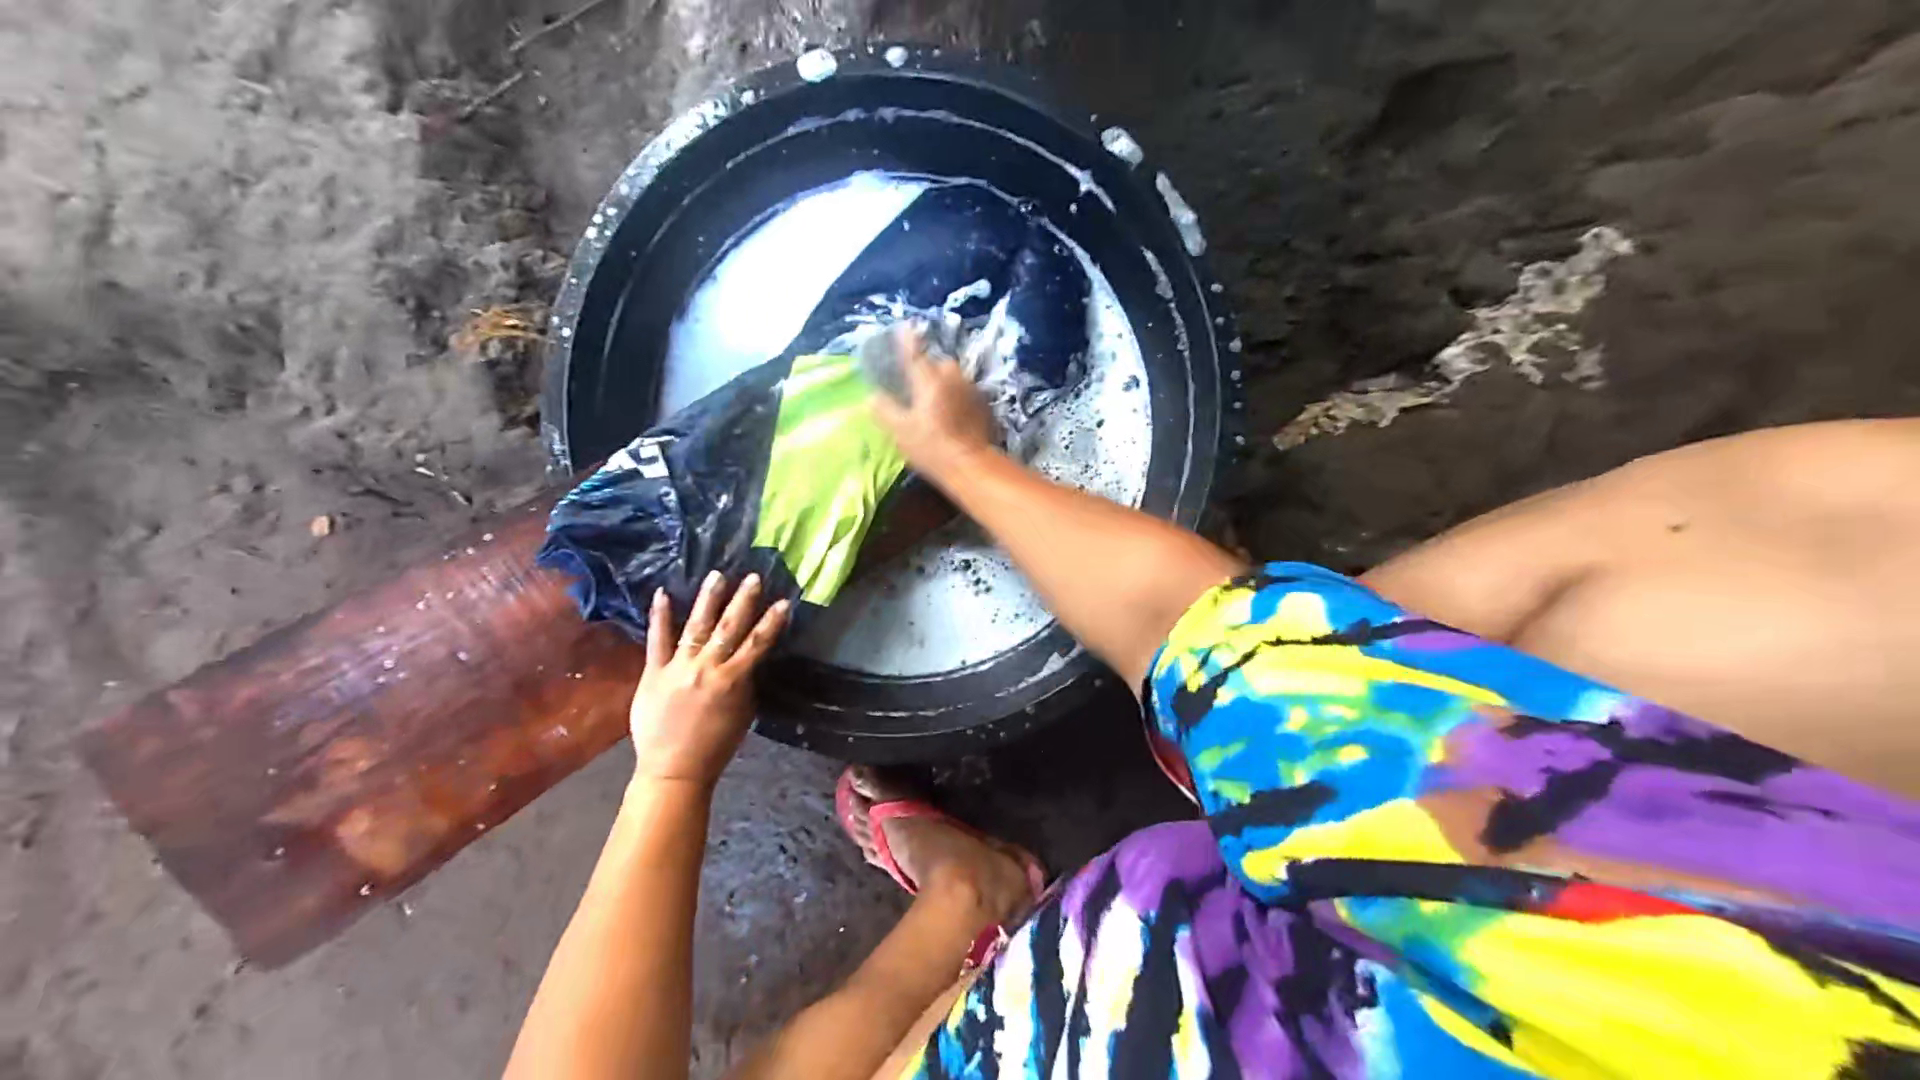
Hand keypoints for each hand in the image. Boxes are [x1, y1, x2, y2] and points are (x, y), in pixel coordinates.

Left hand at [629, 571, 789, 789]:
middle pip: (729, 628)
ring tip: (717, 575)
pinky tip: (662, 593)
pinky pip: (657, 640)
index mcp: (732, 681)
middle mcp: (706, 669)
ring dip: (708, 599)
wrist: (674, 769)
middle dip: (743, 601)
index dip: (772, 622)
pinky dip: (660, 616)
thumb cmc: (716, 743)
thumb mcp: (742, 711)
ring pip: (695, 627)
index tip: (784, 601)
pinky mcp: (652, 672)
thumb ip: (744, 679)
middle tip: (753, 577)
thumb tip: (748, 654)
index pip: (757, 644)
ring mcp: (677, 668)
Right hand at [870, 323, 996, 479]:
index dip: (907, 340)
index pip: (915, 353)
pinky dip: (958, 397)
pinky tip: (954, 414)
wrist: (972, 465)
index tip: (903, 328)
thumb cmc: (932, 447)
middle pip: (938, 364)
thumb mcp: (900, 431)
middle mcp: (952, 377)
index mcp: (929, 379)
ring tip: (936, 402)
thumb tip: (872, 396)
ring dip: (945, 384)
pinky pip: (966, 392)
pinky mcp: (984, 404)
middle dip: (928, 370)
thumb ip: (884, 409)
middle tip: (918, 388)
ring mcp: (972, 389)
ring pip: (954, 377)